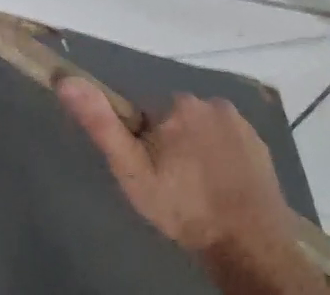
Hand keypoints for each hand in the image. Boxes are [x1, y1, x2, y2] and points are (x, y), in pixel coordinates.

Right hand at [57, 79, 320, 292]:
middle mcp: (215, 107)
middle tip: (163, 175)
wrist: (251, 251)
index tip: (142, 162)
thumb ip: (99, 121)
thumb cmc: (181, 205)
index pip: (140, 108)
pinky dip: (214, 156)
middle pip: (169, 115)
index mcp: (180, 105)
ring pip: (196, 127)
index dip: (135, 134)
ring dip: (189, 146)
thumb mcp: (128, 166)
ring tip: (190, 183)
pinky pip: (222, 141)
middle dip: (163, 139)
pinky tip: (213, 184)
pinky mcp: (263, 152)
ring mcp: (244, 130)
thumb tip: (66, 79)